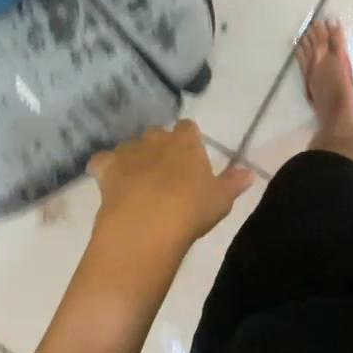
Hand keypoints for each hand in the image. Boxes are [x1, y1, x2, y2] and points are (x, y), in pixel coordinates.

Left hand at [88, 121, 254, 256]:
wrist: (147, 224)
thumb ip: (233, 182)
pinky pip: (102, 161)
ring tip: (139, 183)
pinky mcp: (106, 167)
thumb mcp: (220, 199)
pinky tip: (108, 183)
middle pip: (157, 134)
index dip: (188, 140)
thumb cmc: (191, 210)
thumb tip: (250, 173)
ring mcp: (128, 151)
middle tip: (166, 174)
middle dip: (160, 148)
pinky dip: (104, 169)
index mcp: (186, 141)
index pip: (188, 127)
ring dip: (134, 159)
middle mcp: (156, 138)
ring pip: (130, 147)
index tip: (190, 156)